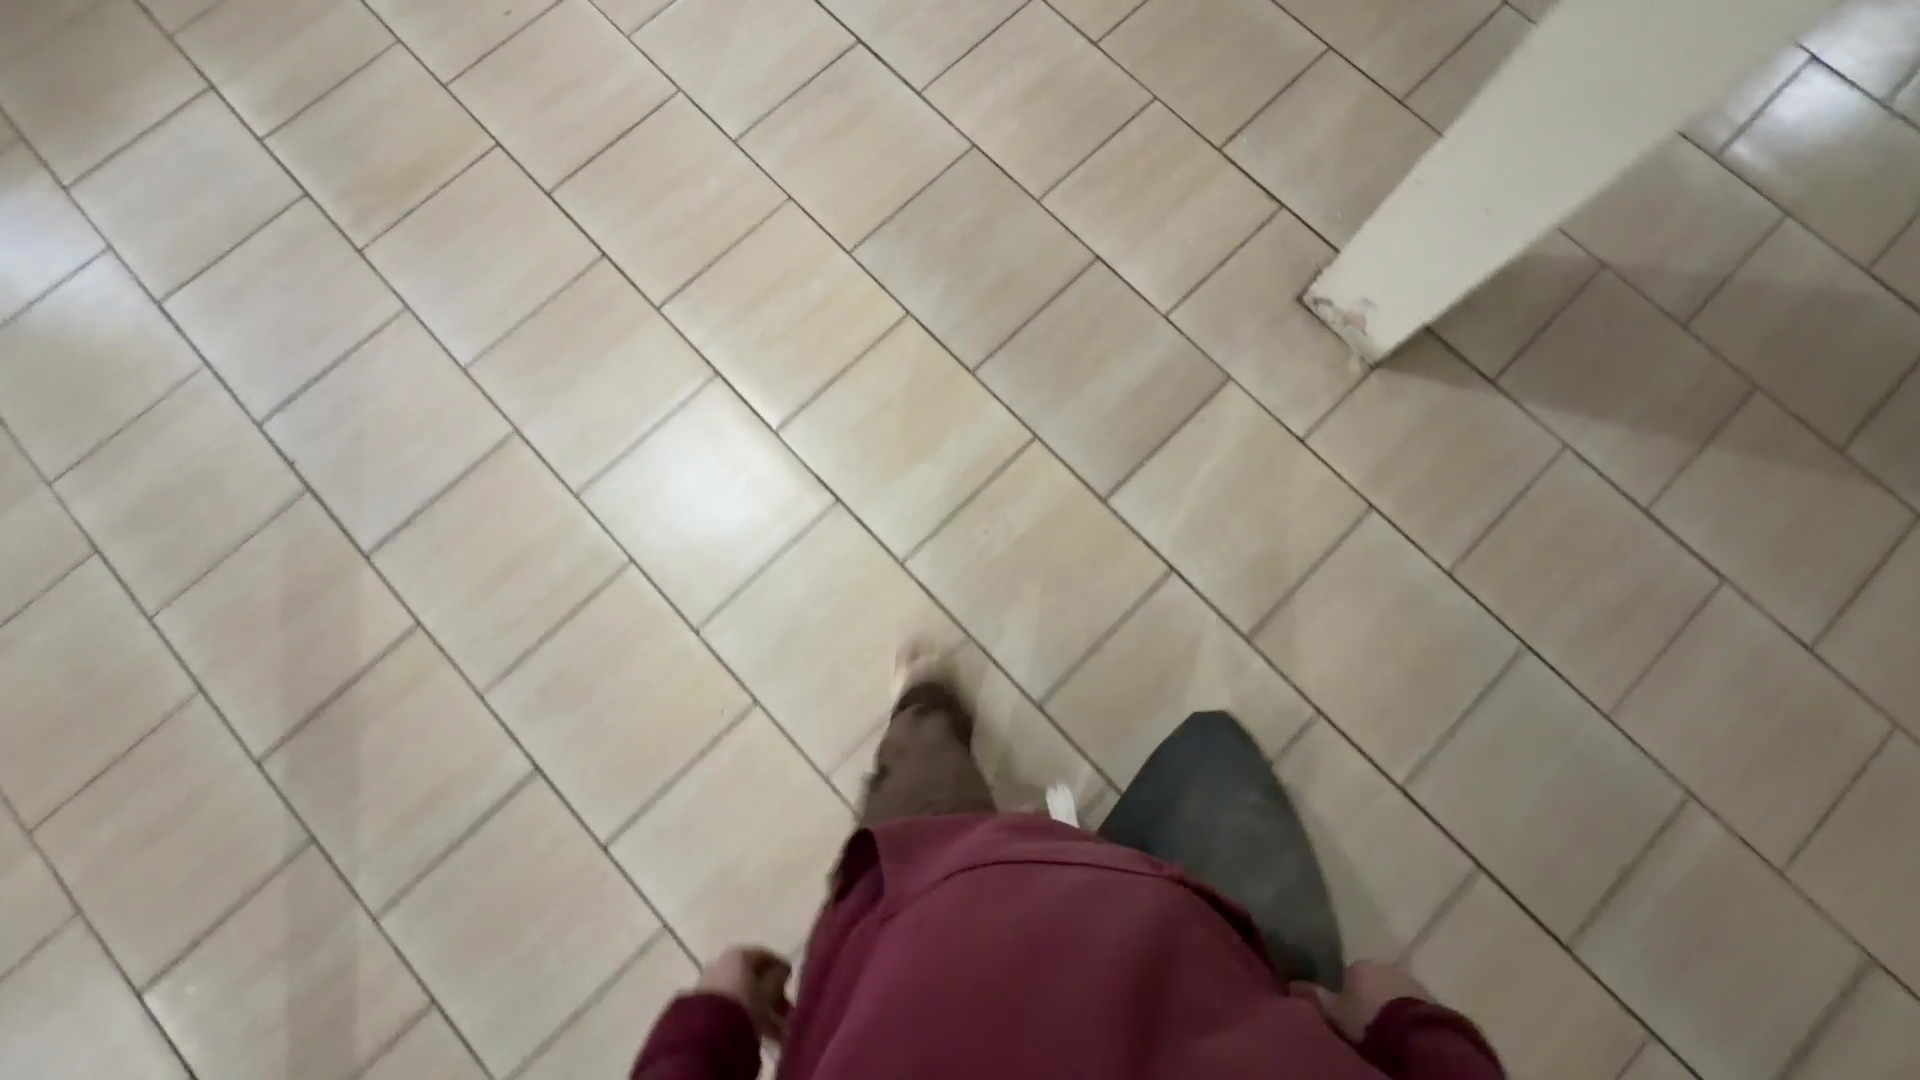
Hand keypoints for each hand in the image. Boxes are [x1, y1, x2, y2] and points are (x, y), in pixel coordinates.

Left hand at [696, 946, 792, 1043]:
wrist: (705, 1035)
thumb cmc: (744, 1005)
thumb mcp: (768, 992)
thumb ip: (778, 978)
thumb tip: (782, 970)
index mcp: (739, 954)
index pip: (765, 955)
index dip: (781, 969)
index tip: (791, 984)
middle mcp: (722, 963)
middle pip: (752, 976)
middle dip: (771, 994)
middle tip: (784, 1011)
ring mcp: (709, 984)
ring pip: (741, 993)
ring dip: (759, 1008)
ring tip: (774, 1030)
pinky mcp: (701, 1006)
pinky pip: (729, 1006)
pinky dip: (743, 1015)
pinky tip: (756, 1031)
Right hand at [1294, 961, 1432, 1041]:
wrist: (1416, 1036)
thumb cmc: (1367, 1019)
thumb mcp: (1335, 1012)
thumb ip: (1314, 996)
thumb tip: (1291, 982)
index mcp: (1358, 964)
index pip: (1347, 974)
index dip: (1345, 992)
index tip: (1345, 1011)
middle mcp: (1384, 965)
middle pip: (1372, 981)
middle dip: (1369, 996)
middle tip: (1365, 1021)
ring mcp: (1410, 980)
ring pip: (1394, 992)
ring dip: (1390, 1005)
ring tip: (1385, 1028)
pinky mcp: (1431, 999)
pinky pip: (1412, 1005)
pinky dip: (1406, 1014)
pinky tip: (1403, 1030)